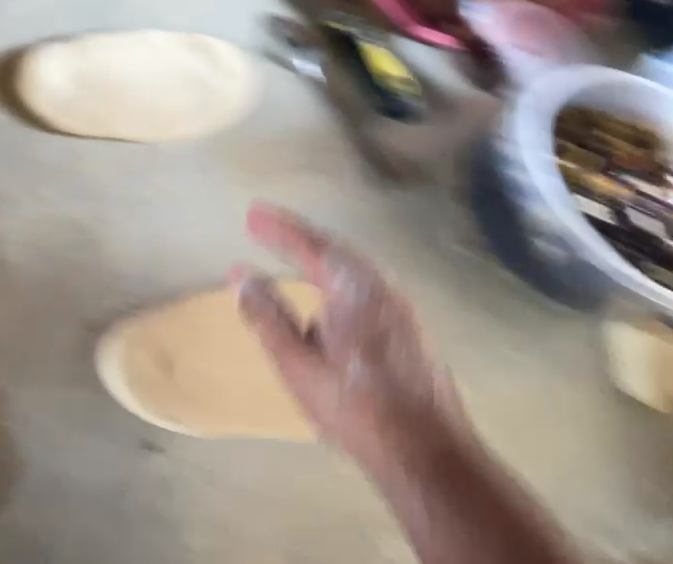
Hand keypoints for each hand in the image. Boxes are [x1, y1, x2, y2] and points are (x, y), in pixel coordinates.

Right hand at [235, 203, 467, 472]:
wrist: (430, 459)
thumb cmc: (355, 407)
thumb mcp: (296, 362)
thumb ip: (267, 315)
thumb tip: (242, 275)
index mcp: (355, 291)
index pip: (312, 246)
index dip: (279, 228)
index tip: (251, 213)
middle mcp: (384, 293)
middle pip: (336, 253)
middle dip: (298, 238)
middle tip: (264, 226)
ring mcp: (403, 315)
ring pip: (354, 273)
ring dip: (319, 259)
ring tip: (291, 254)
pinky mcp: (410, 338)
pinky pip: (365, 290)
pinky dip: (337, 280)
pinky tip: (326, 299)